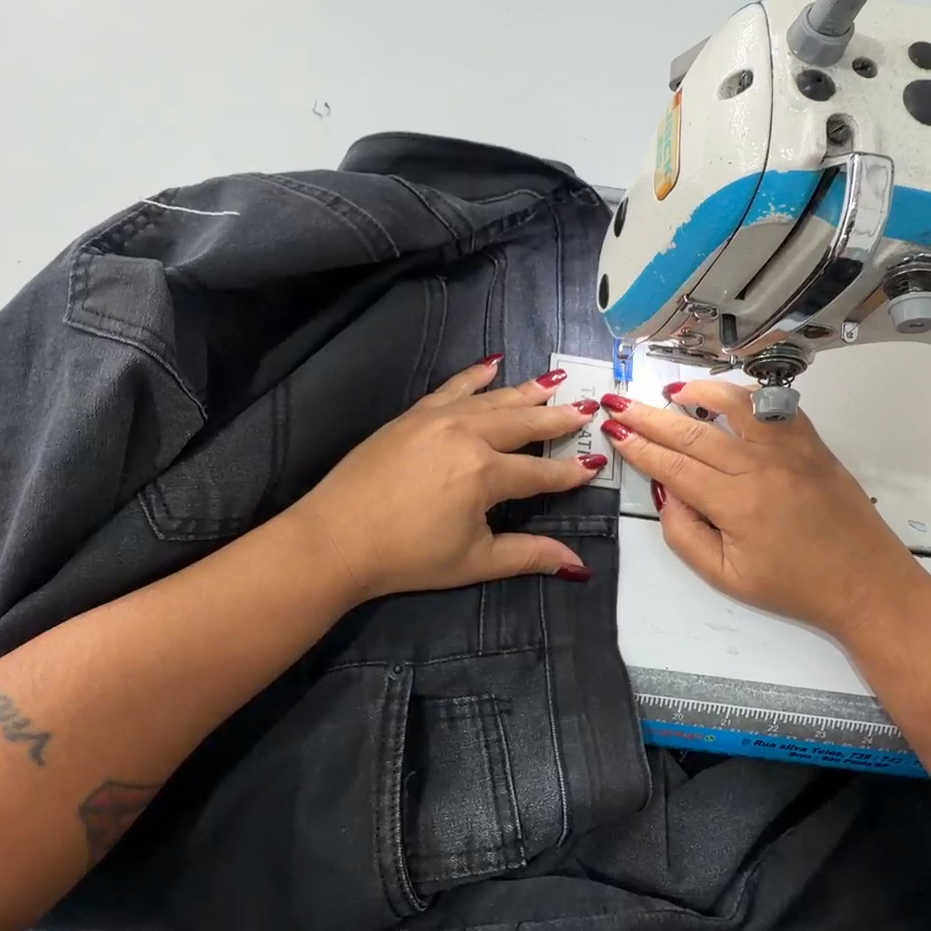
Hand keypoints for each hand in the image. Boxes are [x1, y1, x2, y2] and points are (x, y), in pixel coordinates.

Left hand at [282, 356, 605, 602]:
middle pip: (523, 423)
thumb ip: (529, 556)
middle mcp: (467, 435)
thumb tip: (577, 565)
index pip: (540, 473)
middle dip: (557, 418)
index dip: (570, 473)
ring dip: (525, 391)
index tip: (595, 463)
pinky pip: (452, 388)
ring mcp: (437, 419)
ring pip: (492, 400)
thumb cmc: (406, 557)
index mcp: (486, 473)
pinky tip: (492, 365)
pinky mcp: (412, 415)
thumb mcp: (474, 561)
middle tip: (586, 408)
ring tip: (554, 382)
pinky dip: (474, 377)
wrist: (335, 537)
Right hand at [599, 381, 929, 639]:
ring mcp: (791, 450)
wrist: (867, 584)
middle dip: (648, 416)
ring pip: (734, 406)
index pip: (672, 466)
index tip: (613, 431)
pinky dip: (744, 395)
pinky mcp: (812, 444)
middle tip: (618, 403)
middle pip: (692, 431)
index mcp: (737, 505)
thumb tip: (665, 492)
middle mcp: (761, 467)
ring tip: (667, 392)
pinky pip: (773, 406)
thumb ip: (684, 534)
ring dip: (696, 393)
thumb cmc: (794, 588)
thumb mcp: (725, 577)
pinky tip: (724, 396)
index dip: (638, 447)